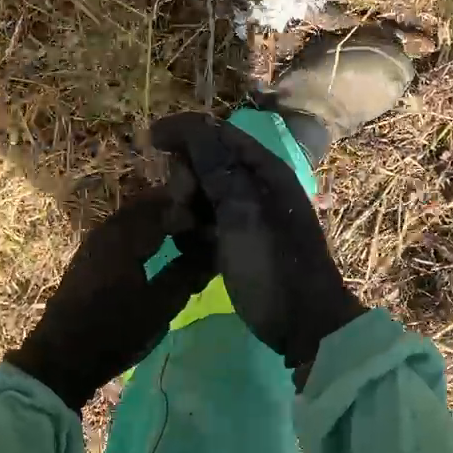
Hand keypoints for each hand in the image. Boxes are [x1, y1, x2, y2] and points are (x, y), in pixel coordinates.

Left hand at [4, 191, 215, 409]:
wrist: (62, 356)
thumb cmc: (114, 332)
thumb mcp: (159, 308)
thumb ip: (187, 273)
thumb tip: (213, 248)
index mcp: (127, 236)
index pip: (167, 208)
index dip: (194, 213)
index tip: (216, 225)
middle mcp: (110, 228)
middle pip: (149, 204)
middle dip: (177, 208)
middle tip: (203, 223)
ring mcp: (96, 238)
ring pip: (135, 213)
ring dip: (160, 216)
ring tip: (184, 233)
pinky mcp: (91, 251)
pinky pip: (124, 225)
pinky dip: (144, 227)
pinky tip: (156, 246)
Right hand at [151, 112, 364, 371]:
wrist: (303, 326)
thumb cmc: (272, 263)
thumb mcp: (241, 209)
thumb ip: (214, 165)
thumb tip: (186, 126)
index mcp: (263, 168)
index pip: (215, 131)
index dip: (183, 131)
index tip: (150, 142)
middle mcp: (254, 185)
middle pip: (203, 164)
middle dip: (185, 182)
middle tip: (183, 209)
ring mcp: (246, 215)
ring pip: (199, 196)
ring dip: (185, 212)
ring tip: (188, 236)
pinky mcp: (236, 242)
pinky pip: (203, 225)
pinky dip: (194, 235)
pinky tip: (195, 254)